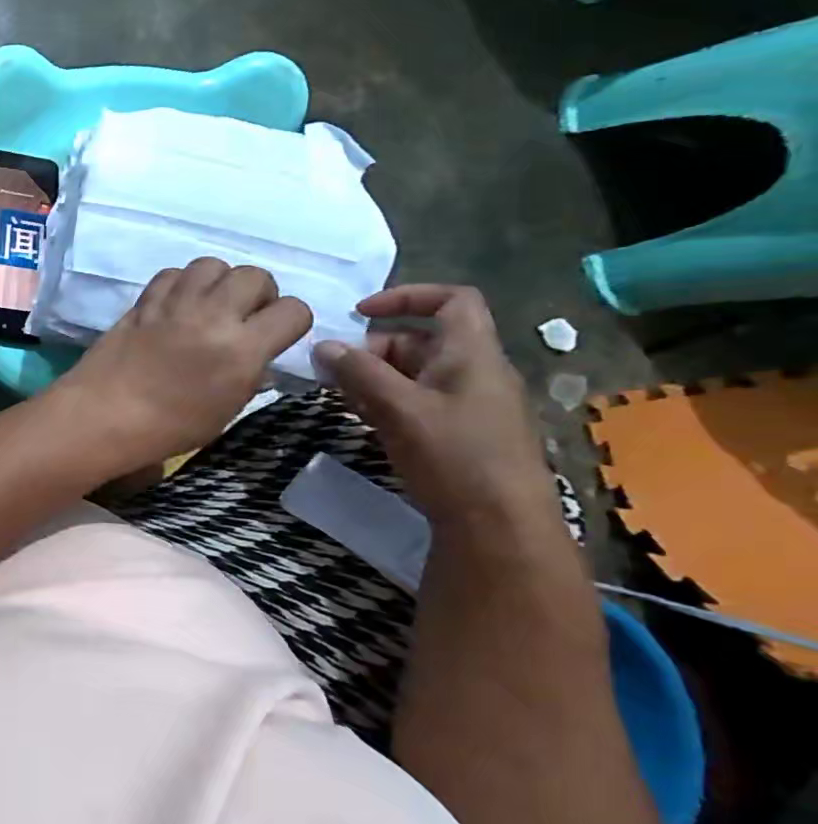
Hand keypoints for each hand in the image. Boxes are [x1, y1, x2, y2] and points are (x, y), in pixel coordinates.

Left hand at [47, 258, 311, 477]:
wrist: (103, 414)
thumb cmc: (169, 426)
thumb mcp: (226, 409)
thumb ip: (250, 374)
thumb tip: (259, 356)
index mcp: (242, 348)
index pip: (293, 310)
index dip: (291, 321)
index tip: (277, 335)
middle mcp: (212, 316)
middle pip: (253, 275)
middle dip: (259, 292)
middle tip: (244, 316)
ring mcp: (173, 304)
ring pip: (211, 264)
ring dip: (219, 281)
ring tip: (210, 305)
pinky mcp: (142, 302)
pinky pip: (171, 274)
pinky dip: (180, 283)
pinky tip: (176, 305)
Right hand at [312, 285, 556, 533]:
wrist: (500, 527)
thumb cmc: (455, 456)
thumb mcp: (398, 408)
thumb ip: (358, 372)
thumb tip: (324, 345)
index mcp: (473, 355)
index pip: (452, 300)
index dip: (407, 296)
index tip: (361, 313)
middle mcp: (475, 372)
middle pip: (420, 339)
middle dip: (372, 348)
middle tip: (335, 370)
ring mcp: (469, 404)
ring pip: (413, 372)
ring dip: (373, 377)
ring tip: (341, 397)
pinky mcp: (460, 432)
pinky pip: (417, 400)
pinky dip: (386, 401)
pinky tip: (362, 419)